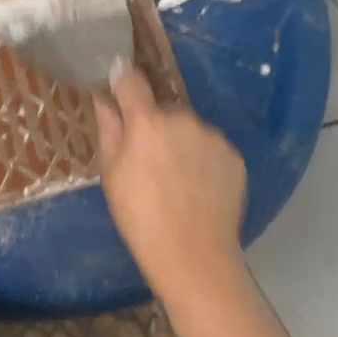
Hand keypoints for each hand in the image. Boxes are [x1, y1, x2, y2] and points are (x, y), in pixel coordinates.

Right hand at [95, 67, 247, 298]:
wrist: (193, 256)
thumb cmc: (140, 218)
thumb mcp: (112, 175)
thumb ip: (109, 129)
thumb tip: (103, 98)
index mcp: (148, 122)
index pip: (131, 80)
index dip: (121, 82)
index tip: (116, 91)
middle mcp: (184, 120)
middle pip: (163, 110)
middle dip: (154, 126)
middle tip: (147, 162)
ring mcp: (213, 137)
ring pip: (189, 130)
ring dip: (180, 143)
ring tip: (176, 181)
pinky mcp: (235, 157)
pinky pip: (211, 148)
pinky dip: (203, 161)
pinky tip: (197, 189)